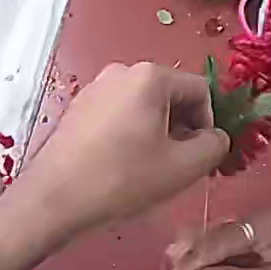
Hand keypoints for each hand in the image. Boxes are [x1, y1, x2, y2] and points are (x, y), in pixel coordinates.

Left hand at [9, 62, 227, 240]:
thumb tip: (216, 137)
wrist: (54, 198)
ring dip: (159, 132)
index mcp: (150, 76)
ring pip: (145, 106)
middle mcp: (122, 71)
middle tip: (180, 165)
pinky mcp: (79, 107)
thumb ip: (214, 145)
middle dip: (183, 128)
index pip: (200, 91)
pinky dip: (132, 133)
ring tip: (151, 168)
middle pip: (172, 95)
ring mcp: (96, 87)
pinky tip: (124, 165)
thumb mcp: (183, 167)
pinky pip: (120, 113)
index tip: (202, 156)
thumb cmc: (122, 178)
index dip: (209, 124)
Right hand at [166, 211, 270, 269]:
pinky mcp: (226, 269)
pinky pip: (201, 266)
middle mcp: (250, 229)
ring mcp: (237, 248)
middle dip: (190, 257)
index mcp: (268, 225)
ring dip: (188, 267)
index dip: (201, 252)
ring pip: (200, 249)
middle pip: (208, 236)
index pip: (226, 233)